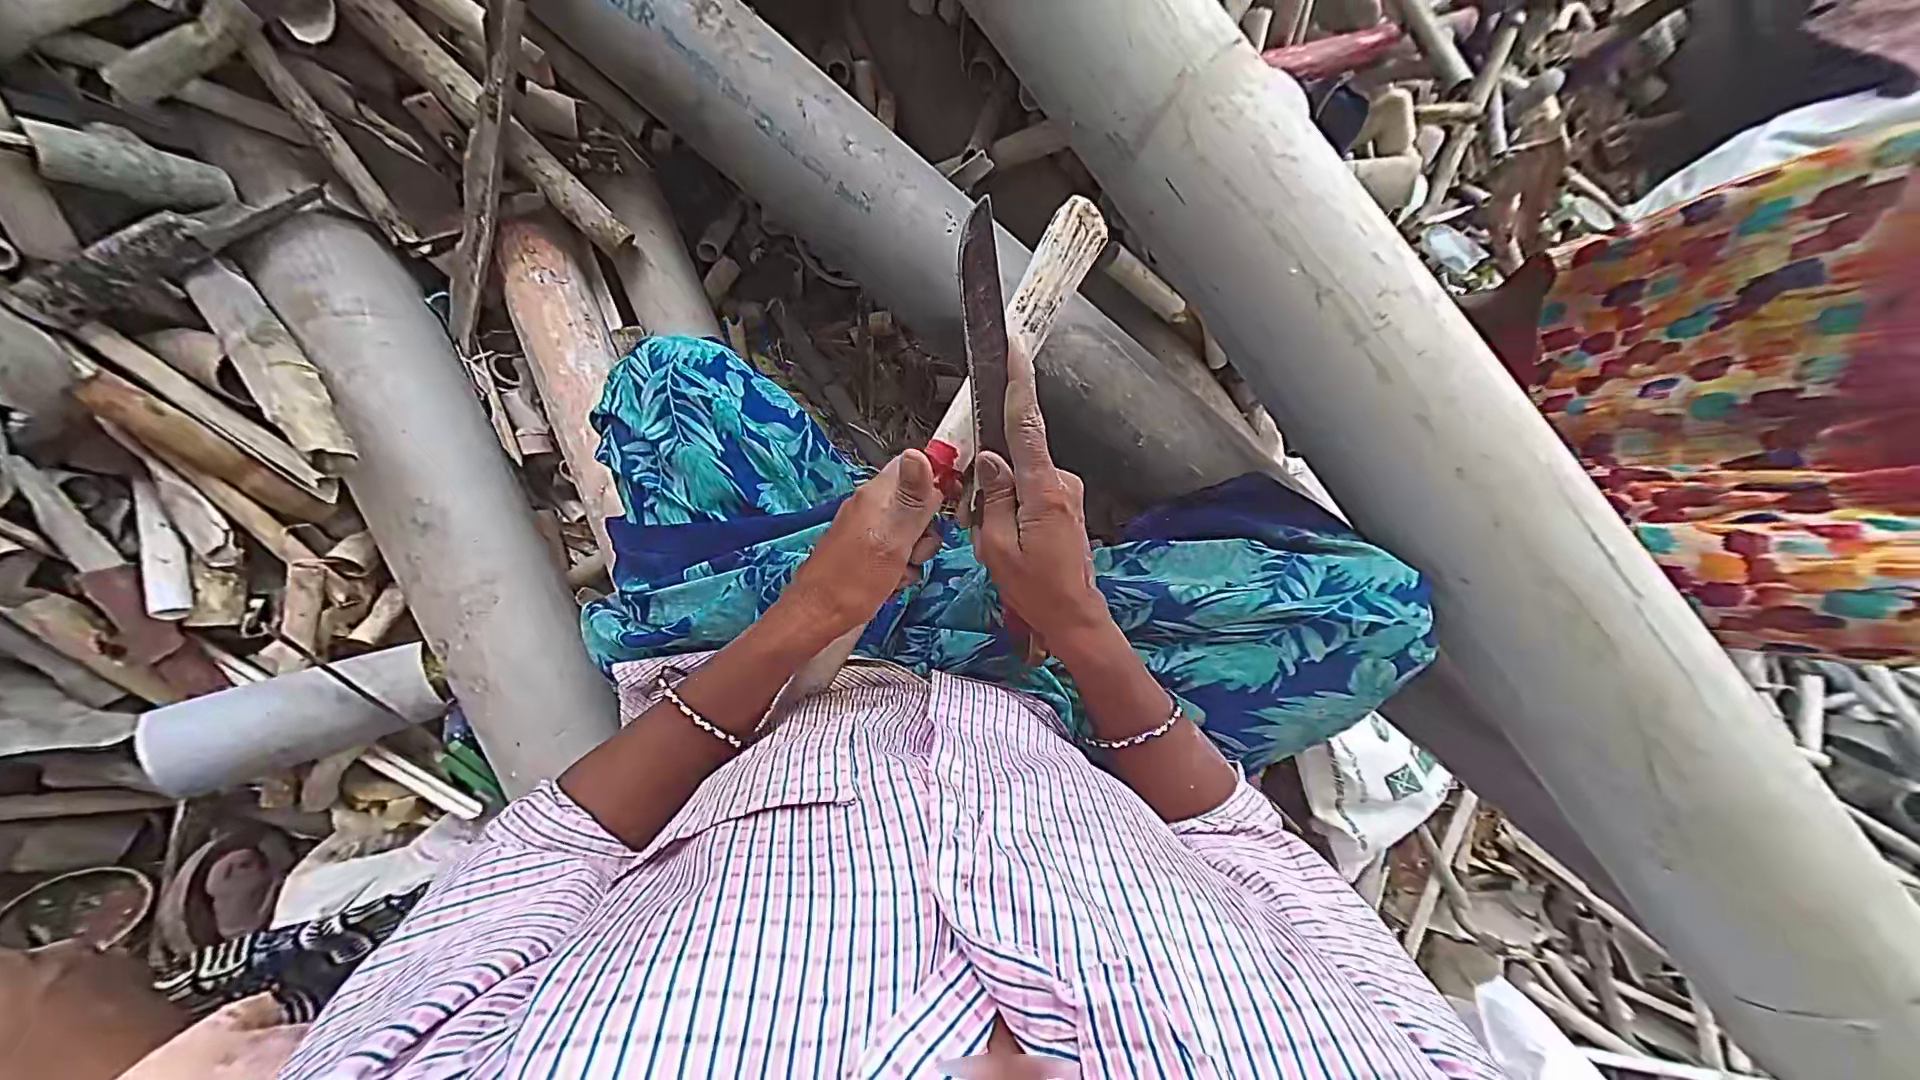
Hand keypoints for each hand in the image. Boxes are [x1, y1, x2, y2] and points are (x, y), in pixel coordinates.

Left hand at [778, 448, 942, 644]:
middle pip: (918, 500)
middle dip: (928, 526)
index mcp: (877, 494)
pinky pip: (898, 550)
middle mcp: (872, 505)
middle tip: (918, 548)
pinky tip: (893, 581)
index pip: (915, 464)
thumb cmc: (854, 581)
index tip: (950, 502)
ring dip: (917, 551)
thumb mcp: (893, 538)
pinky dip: (902, 566)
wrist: (818, 617)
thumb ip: (912, 499)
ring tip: (903, 568)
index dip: (938, 477)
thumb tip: (921, 452)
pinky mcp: (867, 550)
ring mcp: (869, 528)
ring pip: (912, 530)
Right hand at [973, 341, 1113, 657]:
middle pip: (1016, 454)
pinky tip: (1006, 534)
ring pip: (1020, 475)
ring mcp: (1067, 492)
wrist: (1073, 616)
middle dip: (989, 475)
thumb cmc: (1035, 589)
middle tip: (975, 517)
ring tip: (993, 536)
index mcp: (1044, 490)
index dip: (1019, 384)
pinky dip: (1012, 503)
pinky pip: (1031, 488)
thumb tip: (989, 459)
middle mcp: (1061, 483)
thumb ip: (990, 496)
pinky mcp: (1066, 503)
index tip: (1014, 349)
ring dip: (999, 496)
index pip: (1027, 425)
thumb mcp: (994, 546)